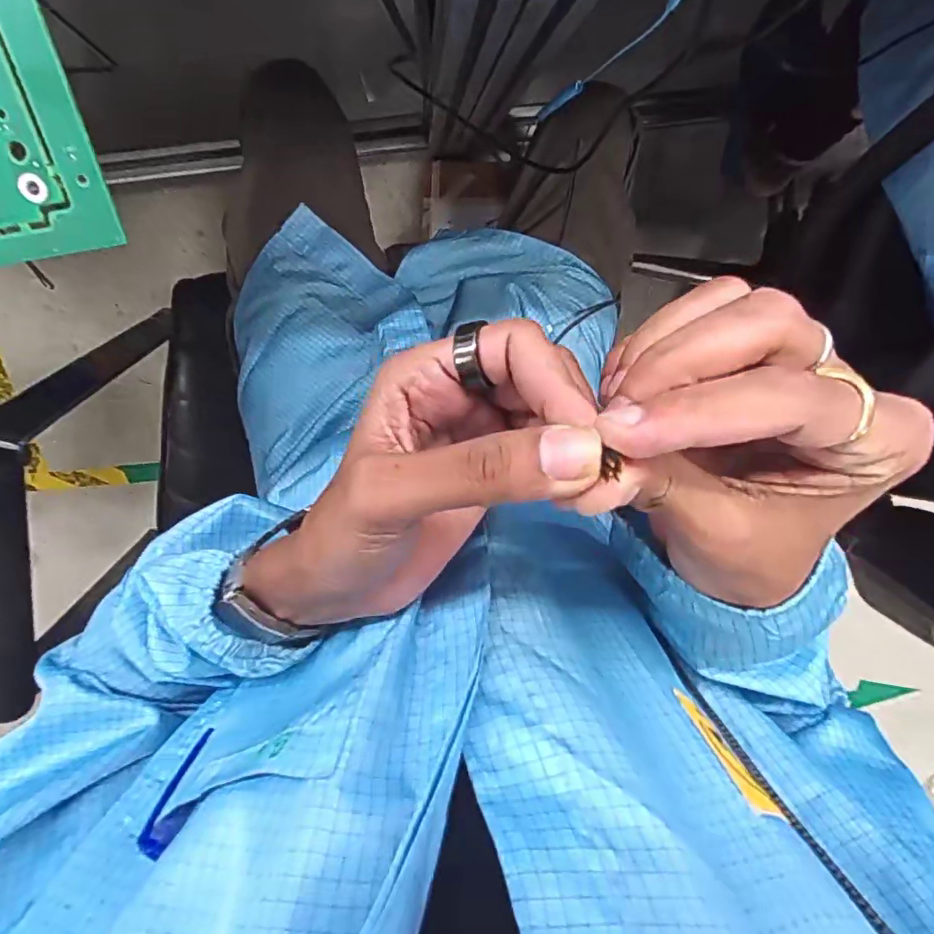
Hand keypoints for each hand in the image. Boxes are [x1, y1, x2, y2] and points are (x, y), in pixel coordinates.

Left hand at [243, 319, 604, 626]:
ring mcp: (482, 431)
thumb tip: (579, 450)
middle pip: (544, 374)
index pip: (510, 344)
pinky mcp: (500, 471)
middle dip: (577, 414)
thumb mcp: (395, 495)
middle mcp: (458, 391)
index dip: (553, 379)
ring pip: (556, 414)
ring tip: (593, 494)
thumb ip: (479, 470)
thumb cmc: (343, 533)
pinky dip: (578, 471)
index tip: (584, 437)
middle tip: (598, 472)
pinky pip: (554, 454)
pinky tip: (580, 500)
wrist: (335, 588)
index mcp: (424, 374)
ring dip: (586, 446)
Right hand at [577, 278, 933, 607]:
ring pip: (731, 303)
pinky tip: (625, 386)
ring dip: (658, 348)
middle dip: (678, 363)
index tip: (621, 434)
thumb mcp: (711, 532)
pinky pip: (696, 310)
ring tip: (619, 401)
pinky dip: (647, 342)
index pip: (788, 396)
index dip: (696, 410)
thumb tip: (603, 440)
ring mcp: (798, 352)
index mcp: (878, 440)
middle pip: (768, 322)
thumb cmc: (747, 556)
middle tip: (619, 412)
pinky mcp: (746, 344)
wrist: (740, 558)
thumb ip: (662, 480)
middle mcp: (846, 380)